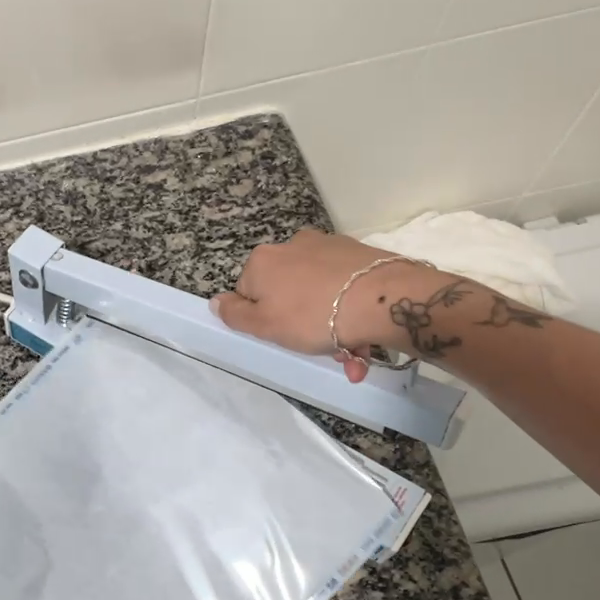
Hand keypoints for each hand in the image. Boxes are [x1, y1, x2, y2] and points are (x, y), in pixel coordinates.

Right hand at [209, 228, 442, 381]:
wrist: (383, 300)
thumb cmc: (313, 317)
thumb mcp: (263, 325)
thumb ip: (234, 314)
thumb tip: (216, 301)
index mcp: (262, 261)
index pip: (248, 292)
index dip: (261, 318)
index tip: (280, 337)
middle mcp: (292, 245)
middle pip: (286, 291)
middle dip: (300, 324)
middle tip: (317, 351)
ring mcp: (329, 246)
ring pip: (319, 293)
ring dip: (329, 325)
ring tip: (349, 354)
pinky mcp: (360, 254)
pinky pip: (345, 288)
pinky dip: (350, 312)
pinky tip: (363, 337)